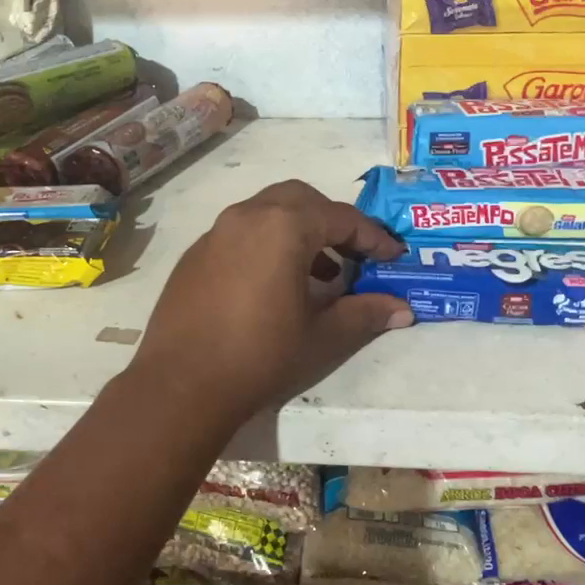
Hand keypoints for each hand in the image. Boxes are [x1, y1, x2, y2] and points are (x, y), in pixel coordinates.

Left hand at [127, 180, 412, 423]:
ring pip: (267, 212)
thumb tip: (403, 309)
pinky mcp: (195, 254)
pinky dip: (266, 244)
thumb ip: (365, 313)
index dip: (373, 237)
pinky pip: (240, 233)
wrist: (181, 384)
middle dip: (331, 221)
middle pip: (301, 200)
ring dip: (298, 231)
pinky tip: (273, 286)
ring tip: (319, 274)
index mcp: (283, 226)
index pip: (341, 218)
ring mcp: (215, 232)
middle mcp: (247, 215)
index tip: (393, 256)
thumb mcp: (322, 335)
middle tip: (353, 254)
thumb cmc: (260, 355)